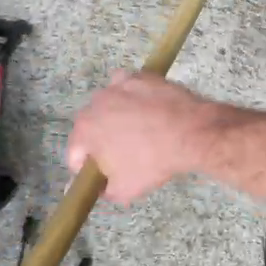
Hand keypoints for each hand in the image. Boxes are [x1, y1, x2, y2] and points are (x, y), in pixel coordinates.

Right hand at [66, 73, 225, 203]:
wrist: (190, 132)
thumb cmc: (152, 162)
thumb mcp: (123, 190)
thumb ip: (102, 190)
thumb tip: (96, 187)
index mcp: (85, 130)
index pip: (75, 154)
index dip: (86, 169)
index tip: (101, 175)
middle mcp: (97, 102)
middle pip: (91, 126)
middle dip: (101, 140)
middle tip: (122, 153)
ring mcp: (120, 85)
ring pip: (109, 103)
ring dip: (116, 115)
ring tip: (137, 129)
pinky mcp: (142, 75)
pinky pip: (130, 86)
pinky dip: (133, 95)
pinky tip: (146, 107)